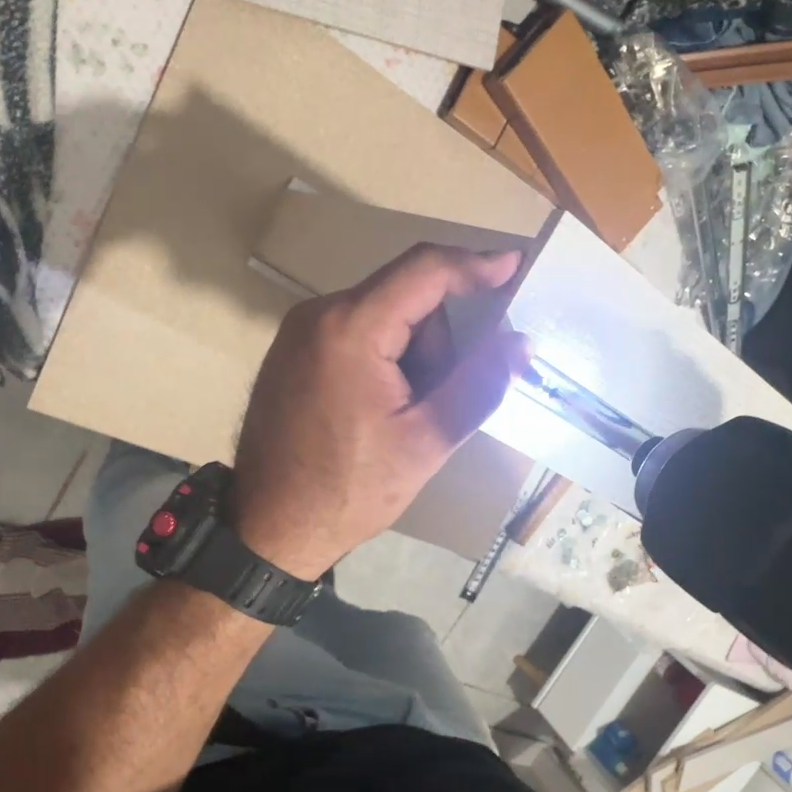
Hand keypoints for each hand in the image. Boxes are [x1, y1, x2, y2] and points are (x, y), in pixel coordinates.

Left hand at [230, 245, 529, 579]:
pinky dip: (383, 361)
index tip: (515, 267)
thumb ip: (479, 385)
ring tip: (399, 419)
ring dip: (409, 358)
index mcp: (351, 328)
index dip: (475, 265)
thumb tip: (520, 342)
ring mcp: (299, 332)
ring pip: (383, 318)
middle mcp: (319, 314)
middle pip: (406, 299)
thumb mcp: (426, 442)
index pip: (425, 270)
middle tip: (433, 405)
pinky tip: (377, 413)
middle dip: (436, 344)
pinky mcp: (292, 353)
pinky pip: (356, 335)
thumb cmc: (349, 490)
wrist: (271, 526)